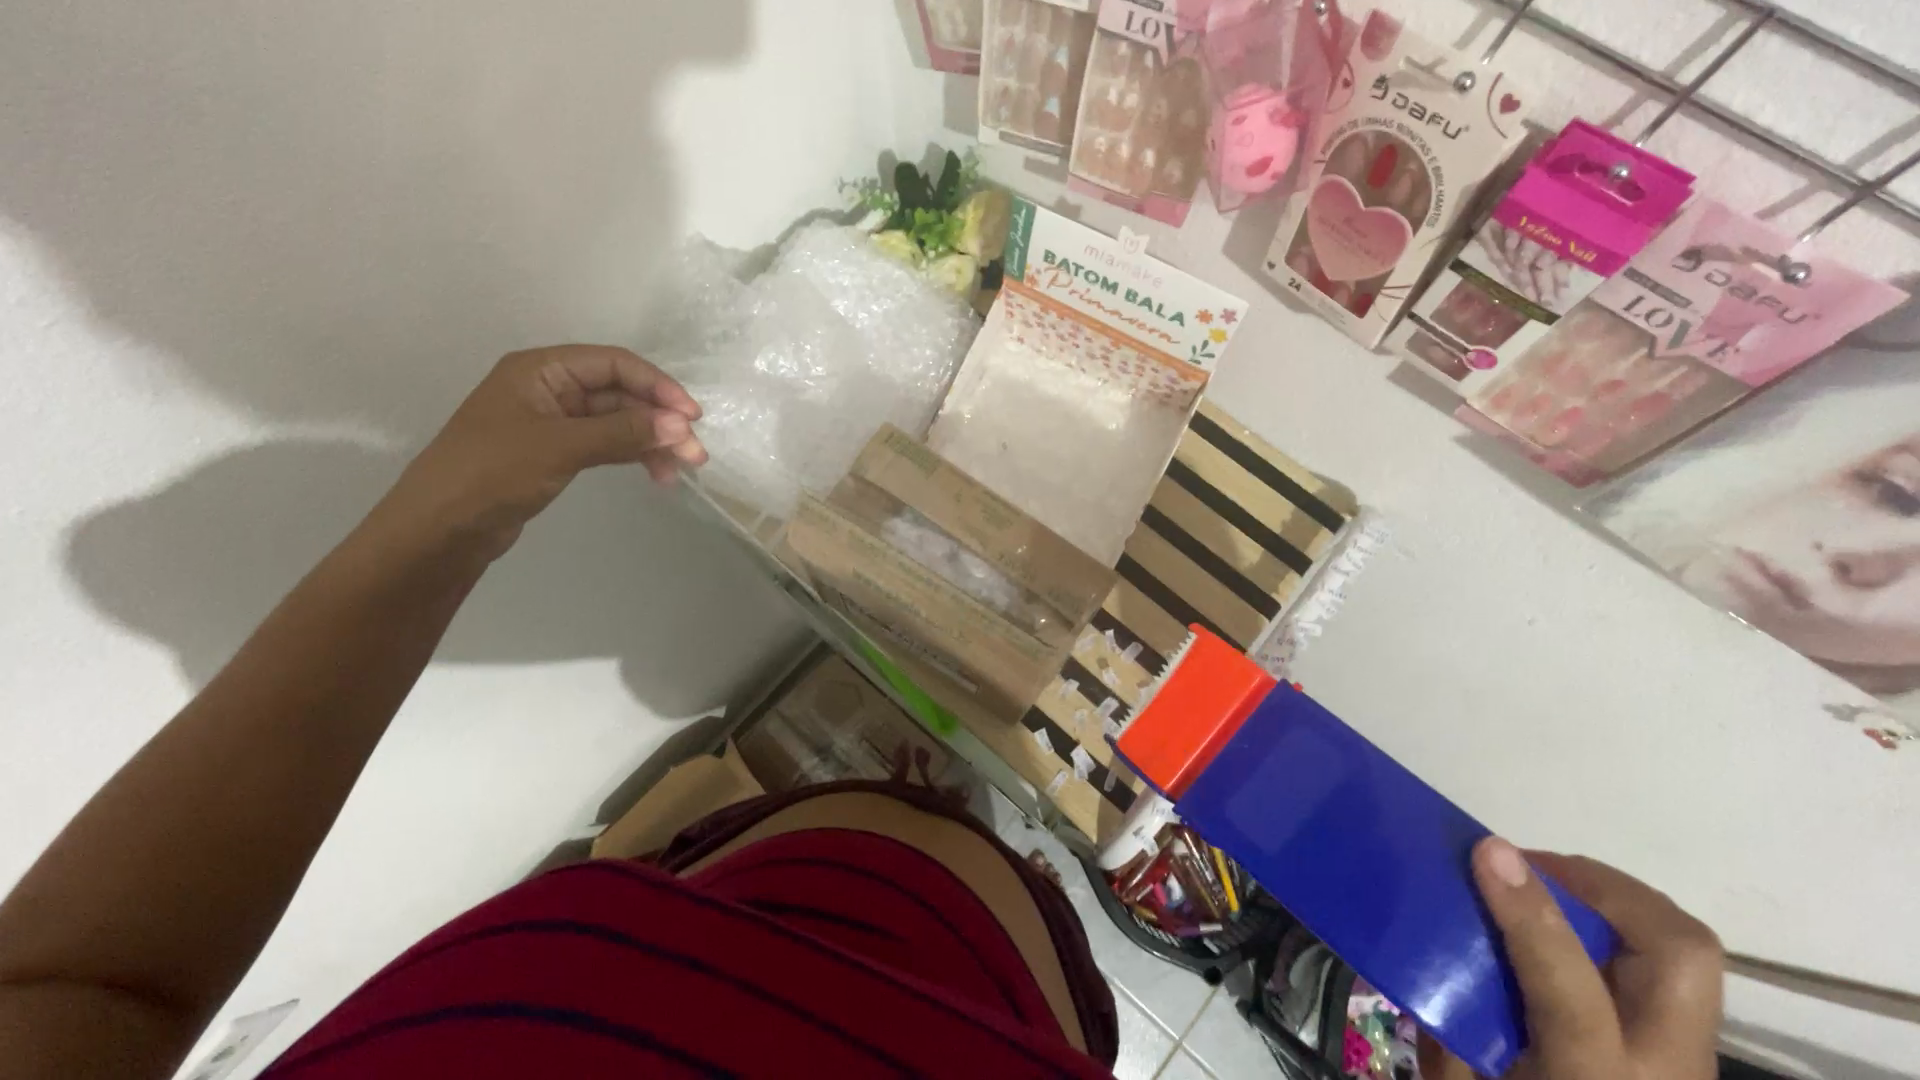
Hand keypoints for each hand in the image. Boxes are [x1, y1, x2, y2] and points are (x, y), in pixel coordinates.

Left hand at [372, 345, 705, 561]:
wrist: (440, 528)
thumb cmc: (492, 474)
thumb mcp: (561, 447)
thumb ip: (622, 433)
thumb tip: (681, 426)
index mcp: (542, 370)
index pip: (614, 364)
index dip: (657, 386)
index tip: (691, 417)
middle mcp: (549, 388)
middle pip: (620, 394)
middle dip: (659, 420)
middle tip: (694, 453)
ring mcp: (553, 422)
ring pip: (617, 422)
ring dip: (651, 441)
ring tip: (681, 470)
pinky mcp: (556, 452)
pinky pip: (606, 444)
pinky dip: (632, 456)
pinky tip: (656, 475)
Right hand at [1421, 839, 1723, 1079]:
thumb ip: (1445, 1031)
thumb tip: (1429, 949)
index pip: (1570, 989)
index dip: (1530, 912)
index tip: (1488, 852)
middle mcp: (1661, 1070)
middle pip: (1679, 953)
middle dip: (1606, 889)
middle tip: (1530, 869)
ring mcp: (1690, 1063)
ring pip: (1687, 952)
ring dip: (1615, 902)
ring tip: (1544, 888)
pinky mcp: (1690, 1054)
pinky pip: (1666, 969)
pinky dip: (1618, 930)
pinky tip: (1566, 932)